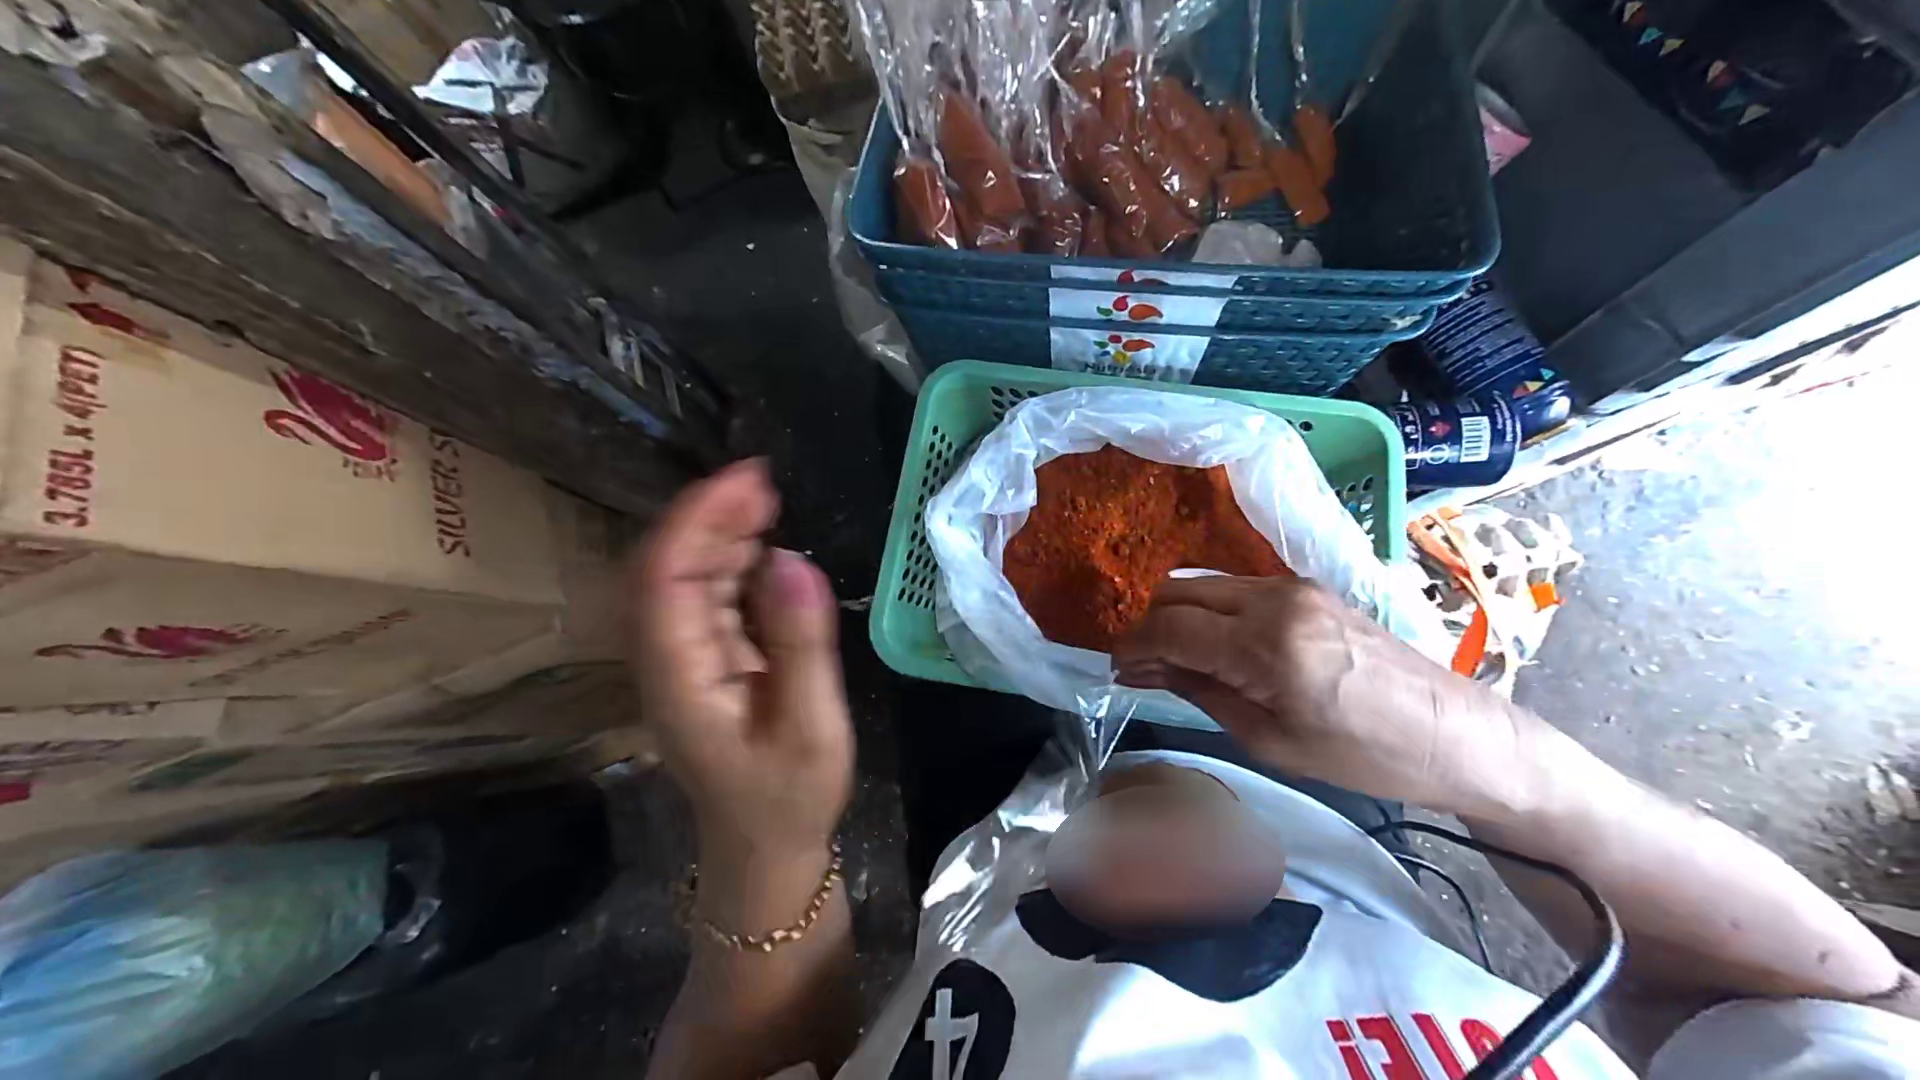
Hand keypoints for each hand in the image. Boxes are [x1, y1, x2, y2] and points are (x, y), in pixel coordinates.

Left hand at [627, 459, 853, 865]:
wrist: (764, 845)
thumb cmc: (788, 796)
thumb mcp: (810, 725)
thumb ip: (801, 644)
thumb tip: (793, 560)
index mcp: (679, 676)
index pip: (664, 580)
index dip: (696, 521)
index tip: (745, 480)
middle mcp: (668, 658)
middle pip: (669, 568)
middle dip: (710, 515)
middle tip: (764, 480)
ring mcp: (684, 658)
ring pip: (687, 577)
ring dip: (721, 532)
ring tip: (767, 499)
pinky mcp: (706, 659)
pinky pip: (709, 596)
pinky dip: (734, 560)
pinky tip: (763, 544)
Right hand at [1110, 575, 1539, 818]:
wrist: (1456, 734)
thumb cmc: (1362, 756)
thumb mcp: (1269, 739)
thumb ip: (1199, 691)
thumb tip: (1144, 669)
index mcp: (1264, 646)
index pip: (1168, 628)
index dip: (1132, 646)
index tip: (1117, 669)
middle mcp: (1273, 599)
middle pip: (1177, 591)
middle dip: (1148, 626)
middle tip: (1143, 667)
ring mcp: (1292, 586)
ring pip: (1202, 583)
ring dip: (1178, 615)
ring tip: (1178, 659)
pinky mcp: (1306, 586)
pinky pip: (1234, 587)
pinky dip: (1210, 610)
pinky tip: (1217, 645)